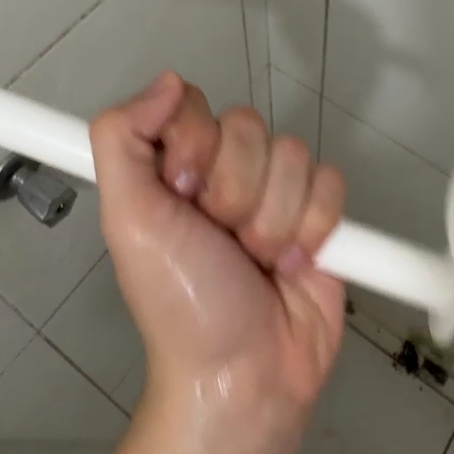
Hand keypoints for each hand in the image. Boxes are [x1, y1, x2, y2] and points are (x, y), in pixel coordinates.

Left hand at [87, 72, 346, 453]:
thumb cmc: (180, 303)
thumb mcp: (127, 220)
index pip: (192, 103)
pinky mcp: (319, 213)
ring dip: (274, 220)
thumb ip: (121, 139)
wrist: (244, 373)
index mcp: (175, 164)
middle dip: (236, 194)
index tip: (182, 193)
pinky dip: (313, 230)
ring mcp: (275, 189)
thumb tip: (167, 81)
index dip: (195, 145)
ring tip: (257, 261)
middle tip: (221, 240)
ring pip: (293, 154)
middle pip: (249, 127)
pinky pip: (331, 183)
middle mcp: (225, 169)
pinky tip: (292, 264)